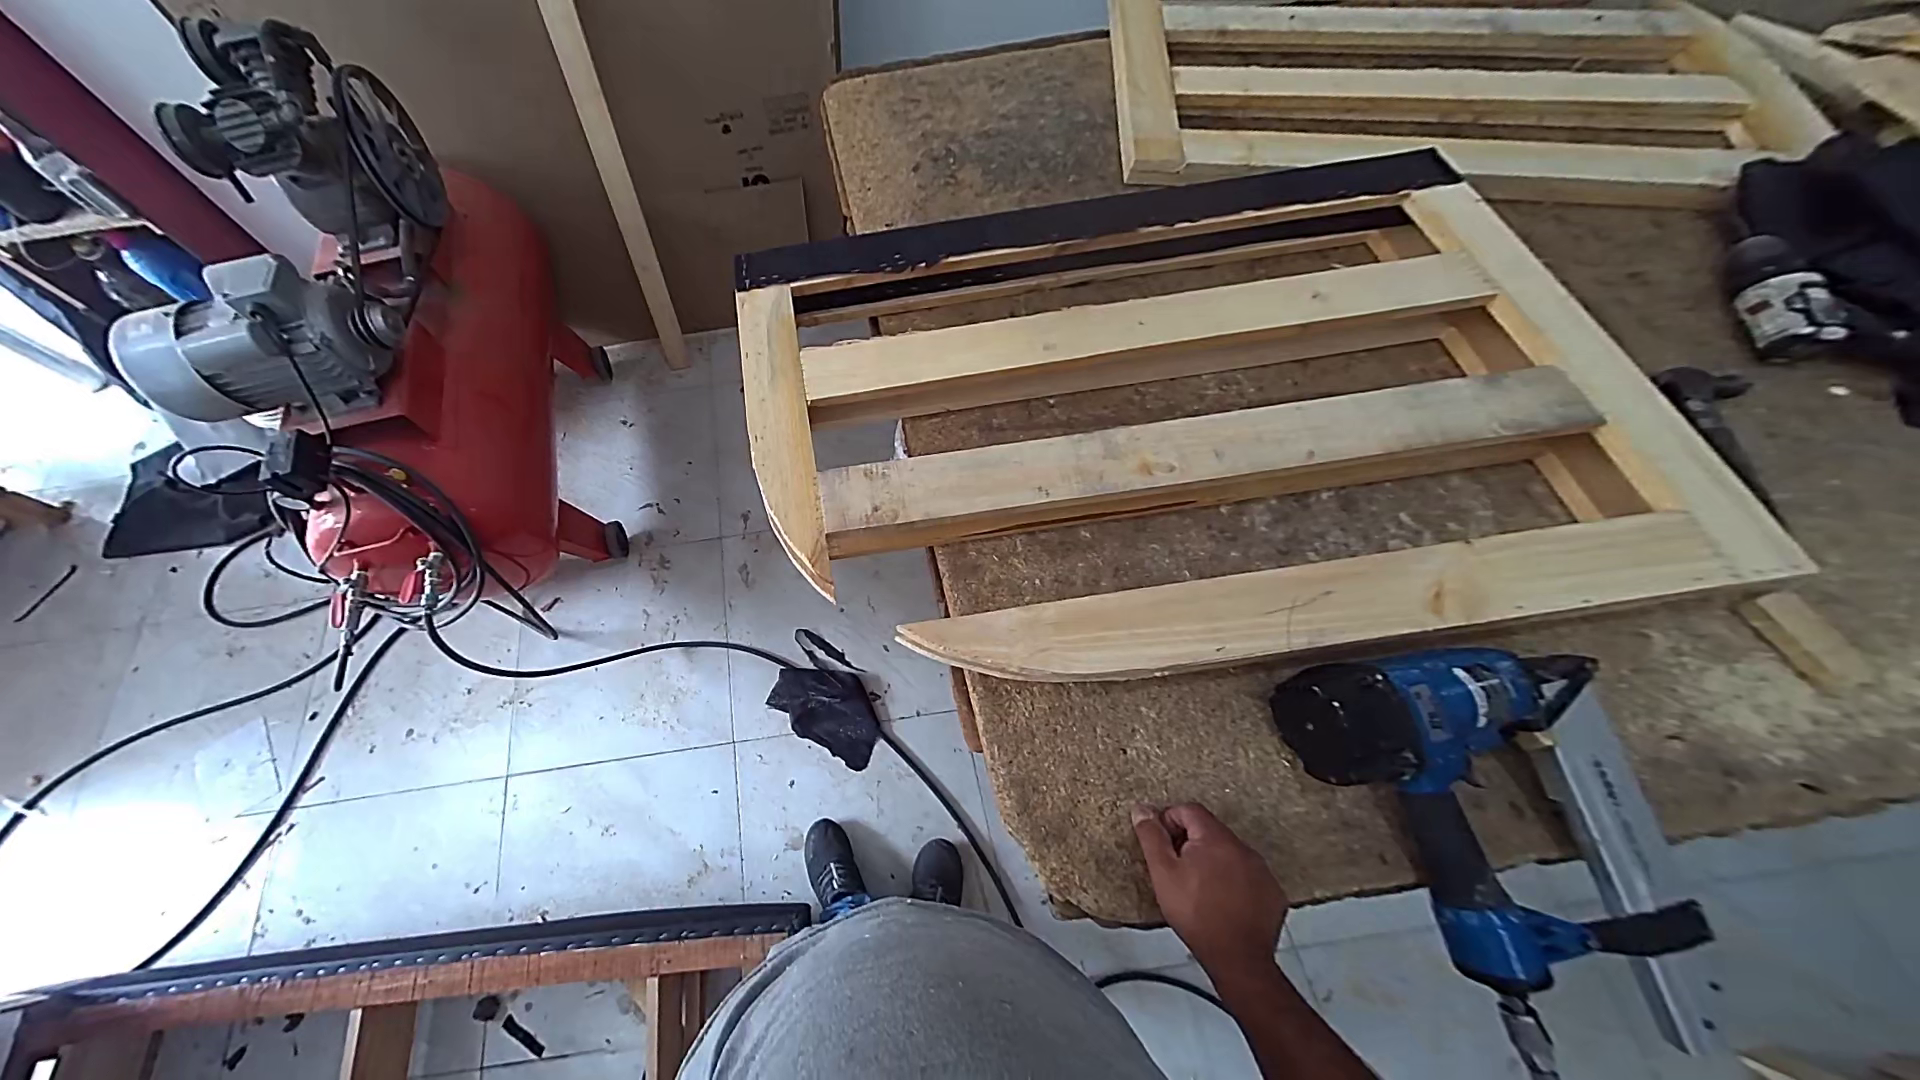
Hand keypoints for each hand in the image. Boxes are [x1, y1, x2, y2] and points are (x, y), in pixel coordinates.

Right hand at [1132, 803, 1288, 973]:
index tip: (1163, 846)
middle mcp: (1243, 847)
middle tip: (1178, 869)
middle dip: (1190, 842)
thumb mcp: (1163, 874)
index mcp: (1215, 838)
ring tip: (1200, 888)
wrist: (1238, 960)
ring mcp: (1262, 870)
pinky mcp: (1273, 892)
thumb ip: (1152, 837)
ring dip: (1213, 861)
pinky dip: (1234, 880)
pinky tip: (1223, 902)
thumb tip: (1142, 809)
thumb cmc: (1196, 914)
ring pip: (1230, 853)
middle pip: (1210, 830)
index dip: (1170, 821)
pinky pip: (1248, 874)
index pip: (1189, 810)